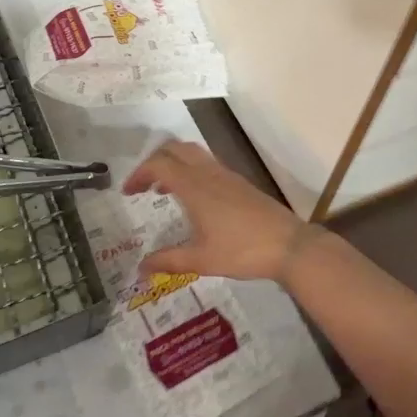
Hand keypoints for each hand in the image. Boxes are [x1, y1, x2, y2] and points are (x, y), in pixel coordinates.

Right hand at [122, 140, 305, 279]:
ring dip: (173, 162)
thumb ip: (169, 261)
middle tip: (143, 185)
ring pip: (193, 152)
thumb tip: (141, 268)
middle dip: (153, 161)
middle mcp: (208, 173)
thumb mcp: (201, 260)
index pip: (158, 165)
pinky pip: (207, 163)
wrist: (288, 245)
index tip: (128, 192)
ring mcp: (226, 174)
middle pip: (174, 149)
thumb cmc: (242, 251)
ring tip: (164, 189)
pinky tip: (194, 197)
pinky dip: (191, 169)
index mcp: (194, 186)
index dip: (139, 174)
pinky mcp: (239, 182)